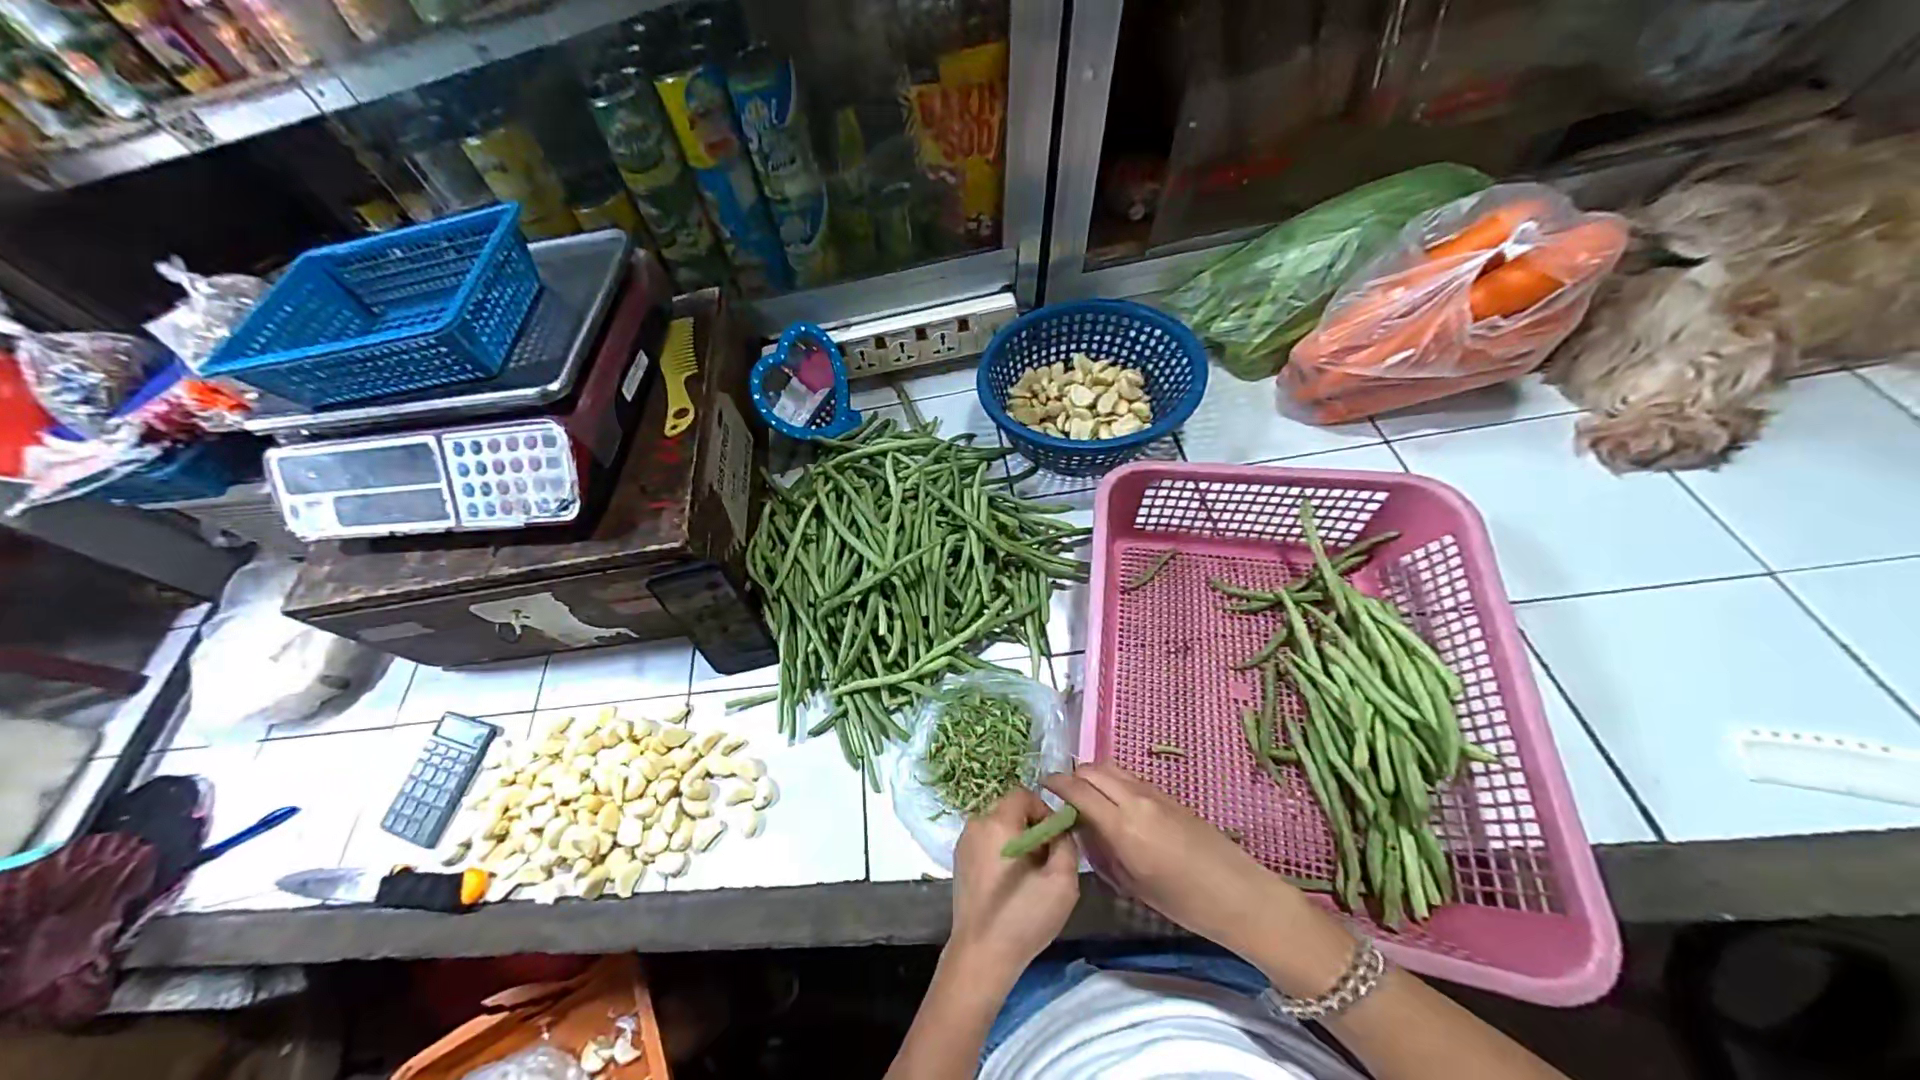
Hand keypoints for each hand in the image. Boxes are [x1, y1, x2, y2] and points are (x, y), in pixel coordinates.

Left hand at [946, 789, 1079, 983]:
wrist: (981, 955)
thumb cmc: (1024, 916)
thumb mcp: (1062, 880)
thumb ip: (1066, 843)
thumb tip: (1059, 830)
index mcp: (997, 822)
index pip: (1023, 794)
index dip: (1044, 811)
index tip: (1055, 840)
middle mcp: (976, 825)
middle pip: (1010, 809)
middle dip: (1032, 827)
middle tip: (1045, 859)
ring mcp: (964, 843)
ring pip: (998, 827)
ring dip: (1017, 841)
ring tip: (1029, 874)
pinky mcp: (960, 862)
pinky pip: (986, 843)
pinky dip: (1001, 853)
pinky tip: (1011, 883)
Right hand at [1045, 761, 1311, 955]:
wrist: (1238, 895)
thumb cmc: (1183, 902)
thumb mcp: (1132, 884)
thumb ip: (1101, 851)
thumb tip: (1082, 828)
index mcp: (1123, 826)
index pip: (1078, 789)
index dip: (1056, 784)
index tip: (1043, 786)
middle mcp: (1136, 800)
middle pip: (1093, 769)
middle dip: (1073, 777)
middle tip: (1064, 795)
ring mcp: (1155, 793)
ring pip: (1112, 768)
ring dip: (1094, 776)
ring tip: (1088, 797)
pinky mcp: (1169, 795)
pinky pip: (1131, 778)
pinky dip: (1114, 782)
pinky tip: (1115, 804)